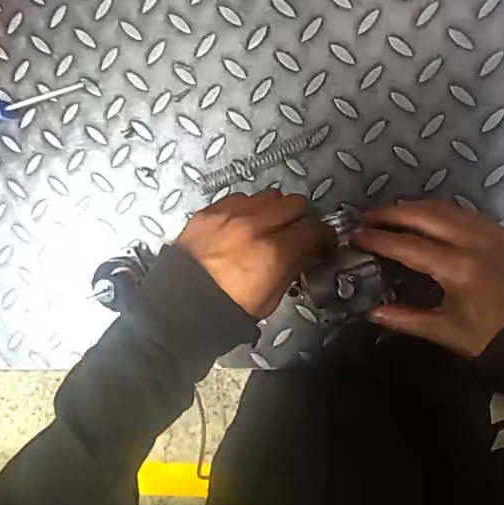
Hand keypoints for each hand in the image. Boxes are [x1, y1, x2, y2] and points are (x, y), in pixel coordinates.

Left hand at [176, 189, 333, 317]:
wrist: (179, 306)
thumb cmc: (228, 309)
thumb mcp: (270, 298)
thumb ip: (293, 268)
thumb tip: (311, 251)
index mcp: (273, 252)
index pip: (313, 228)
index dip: (324, 234)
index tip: (324, 241)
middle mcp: (254, 225)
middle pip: (295, 203)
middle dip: (303, 217)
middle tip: (300, 231)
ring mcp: (230, 214)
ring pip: (269, 195)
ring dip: (277, 209)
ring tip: (271, 225)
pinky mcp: (210, 210)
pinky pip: (241, 197)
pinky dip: (250, 207)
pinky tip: (245, 223)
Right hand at [352, 200, 503, 357]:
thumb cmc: (491, 338)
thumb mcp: (445, 332)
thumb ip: (405, 318)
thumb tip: (370, 311)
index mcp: (459, 269)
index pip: (408, 245)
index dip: (378, 239)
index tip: (355, 236)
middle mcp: (475, 242)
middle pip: (424, 215)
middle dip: (391, 213)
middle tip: (366, 218)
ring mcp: (491, 232)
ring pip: (444, 208)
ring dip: (414, 208)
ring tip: (389, 214)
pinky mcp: (502, 231)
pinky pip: (463, 212)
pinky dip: (438, 212)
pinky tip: (424, 219)